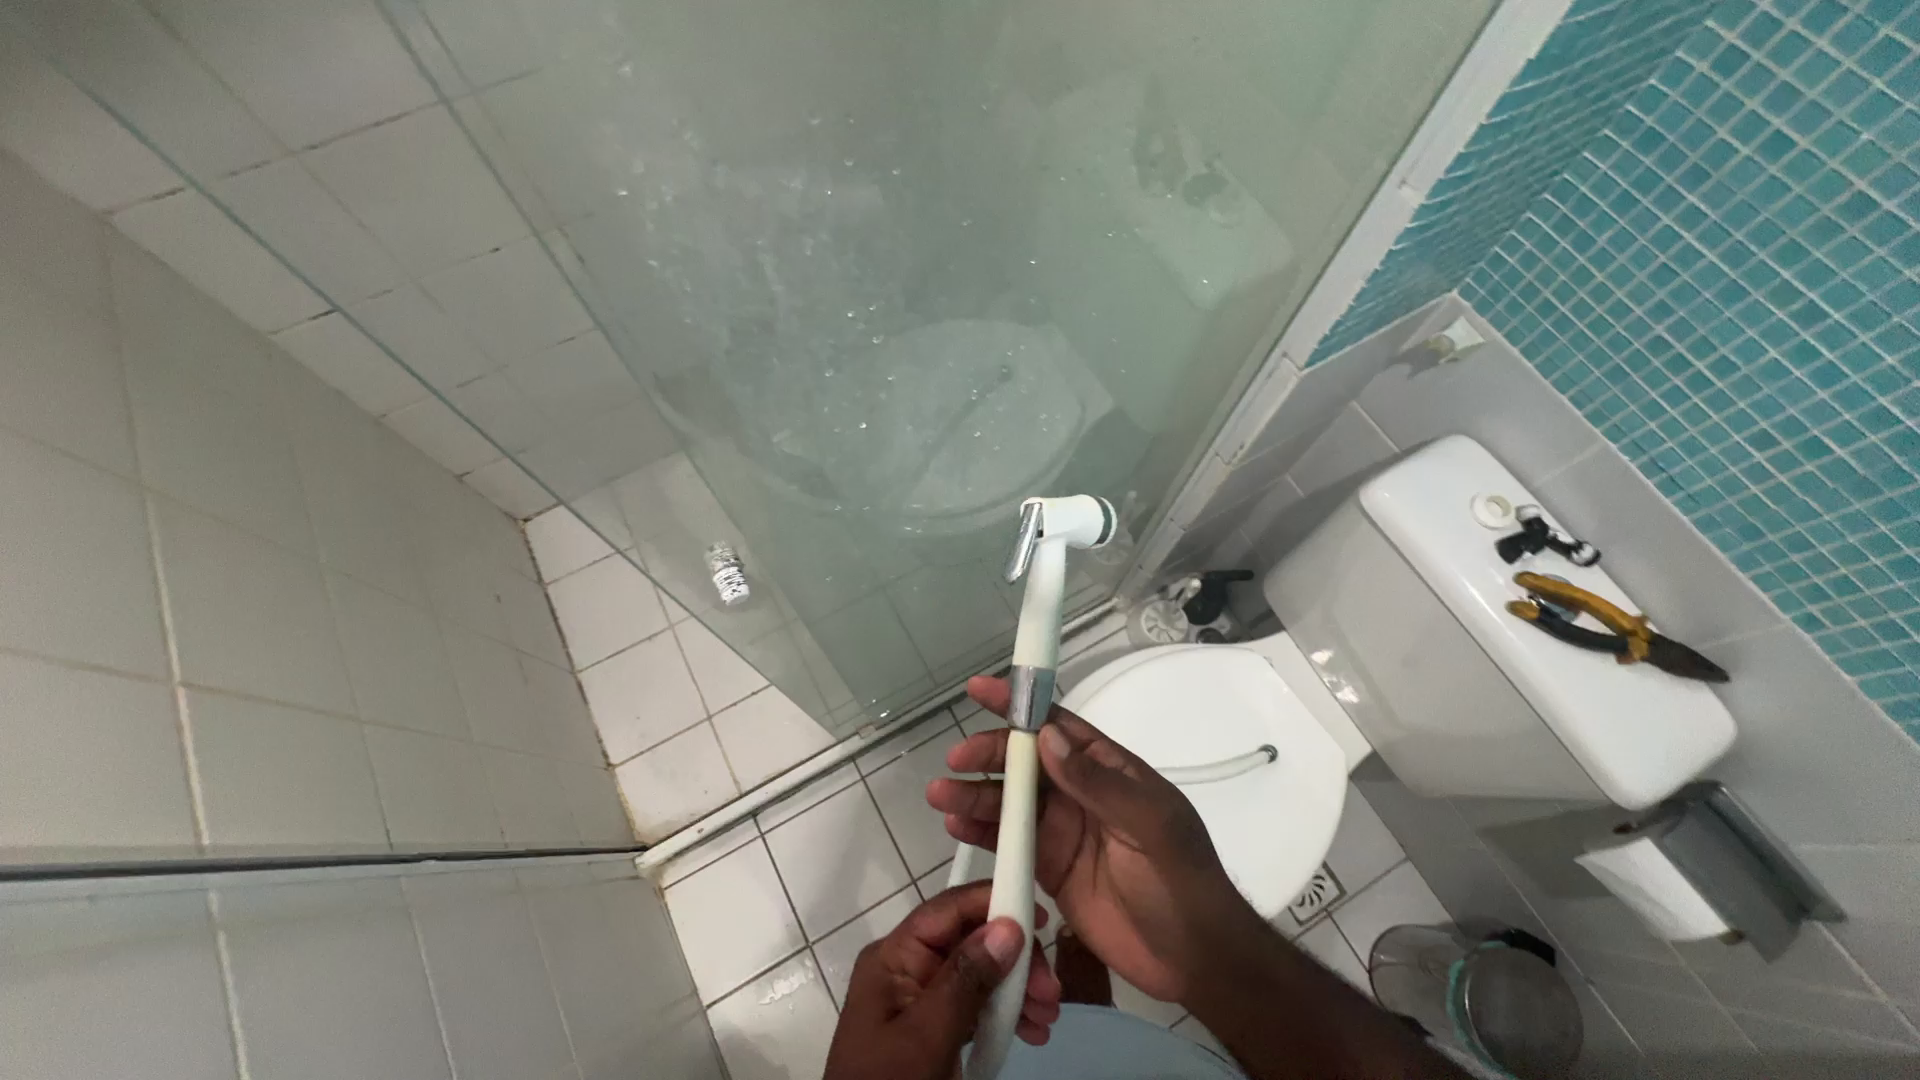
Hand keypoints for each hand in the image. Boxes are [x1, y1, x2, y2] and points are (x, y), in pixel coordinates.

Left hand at [825, 881, 1061, 1079]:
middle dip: (1014, 959)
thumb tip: (1007, 925)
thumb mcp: (927, 1036)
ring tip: (1047, 1016)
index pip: (947, 910)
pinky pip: (976, 1005)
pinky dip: (1005, 1014)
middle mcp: (907, 968)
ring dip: (1017, 989)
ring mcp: (920, 1000)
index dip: (991, 901)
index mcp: (894, 958)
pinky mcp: (933, 1028)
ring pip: (979, 974)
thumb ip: (966, 980)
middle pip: (969, 941)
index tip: (1038, 913)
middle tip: (1051, 990)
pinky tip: (1031, 1029)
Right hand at [928, 676, 1251, 1002]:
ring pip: (1010, 802)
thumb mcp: (1149, 824)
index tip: (978, 689)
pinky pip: (1009, 843)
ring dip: (975, 795)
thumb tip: (1046, 737)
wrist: (1193, 958)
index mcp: (1109, 770)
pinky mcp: (1048, 869)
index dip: (1019, 706)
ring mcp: (1062, 831)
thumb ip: (1098, 783)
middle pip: (1025, 764)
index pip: (1058, 726)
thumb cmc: (1180, 880)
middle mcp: (1080, 793)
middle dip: (989, 756)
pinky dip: (981, 833)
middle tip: (956, 760)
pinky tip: (955, 826)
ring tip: (940, 795)